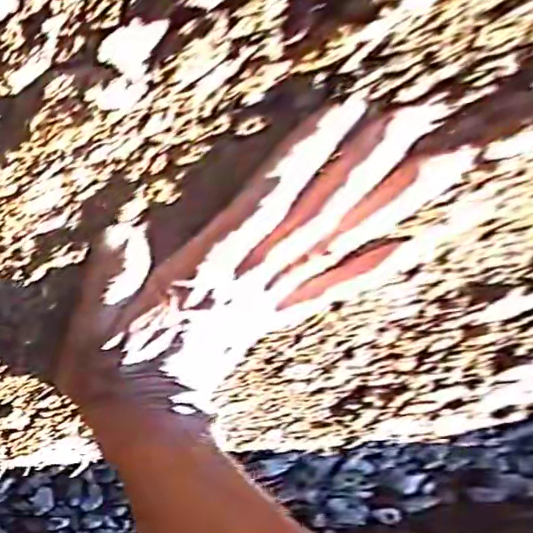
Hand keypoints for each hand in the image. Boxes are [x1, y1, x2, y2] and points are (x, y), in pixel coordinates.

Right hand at [56, 98, 477, 429]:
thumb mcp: (90, 324)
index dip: (297, 161)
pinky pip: (320, 294)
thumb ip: (108, 278)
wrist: (140, 418)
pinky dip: (367, 270)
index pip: (256, 210)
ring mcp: (256, 304)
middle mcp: (239, 286)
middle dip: (358, 166)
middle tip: (412, 114)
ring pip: (327, 247)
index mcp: (196, 278)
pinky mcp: (259, 323)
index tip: (339, 113)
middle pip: (308, 220)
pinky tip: (409, 245)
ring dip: (384, 204)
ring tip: (442, 159)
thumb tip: (120, 227)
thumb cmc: (107, 370)